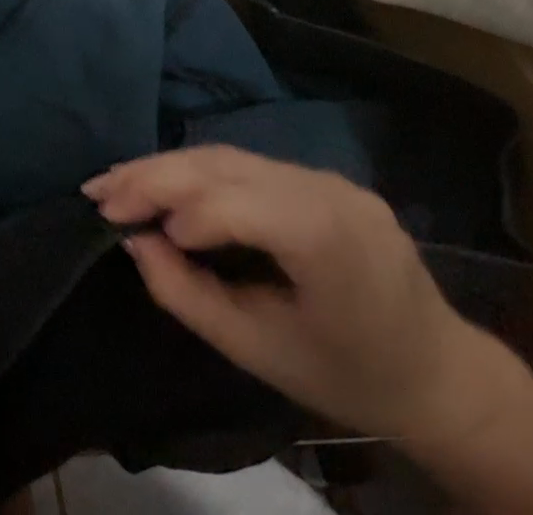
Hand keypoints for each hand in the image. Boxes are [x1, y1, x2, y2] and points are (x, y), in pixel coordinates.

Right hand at [83, 146, 506, 442]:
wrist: (437, 374)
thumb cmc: (345, 375)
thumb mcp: (254, 349)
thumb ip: (185, 293)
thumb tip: (133, 242)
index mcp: (327, 240)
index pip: (233, 203)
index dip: (172, 210)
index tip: (122, 231)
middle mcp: (330, 193)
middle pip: (222, 167)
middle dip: (152, 177)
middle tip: (95, 194)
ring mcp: (329, 180)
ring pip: (228, 158)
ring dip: (166, 168)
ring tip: (113, 184)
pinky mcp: (322, 181)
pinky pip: (246, 166)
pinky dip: (195, 173)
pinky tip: (161, 183)